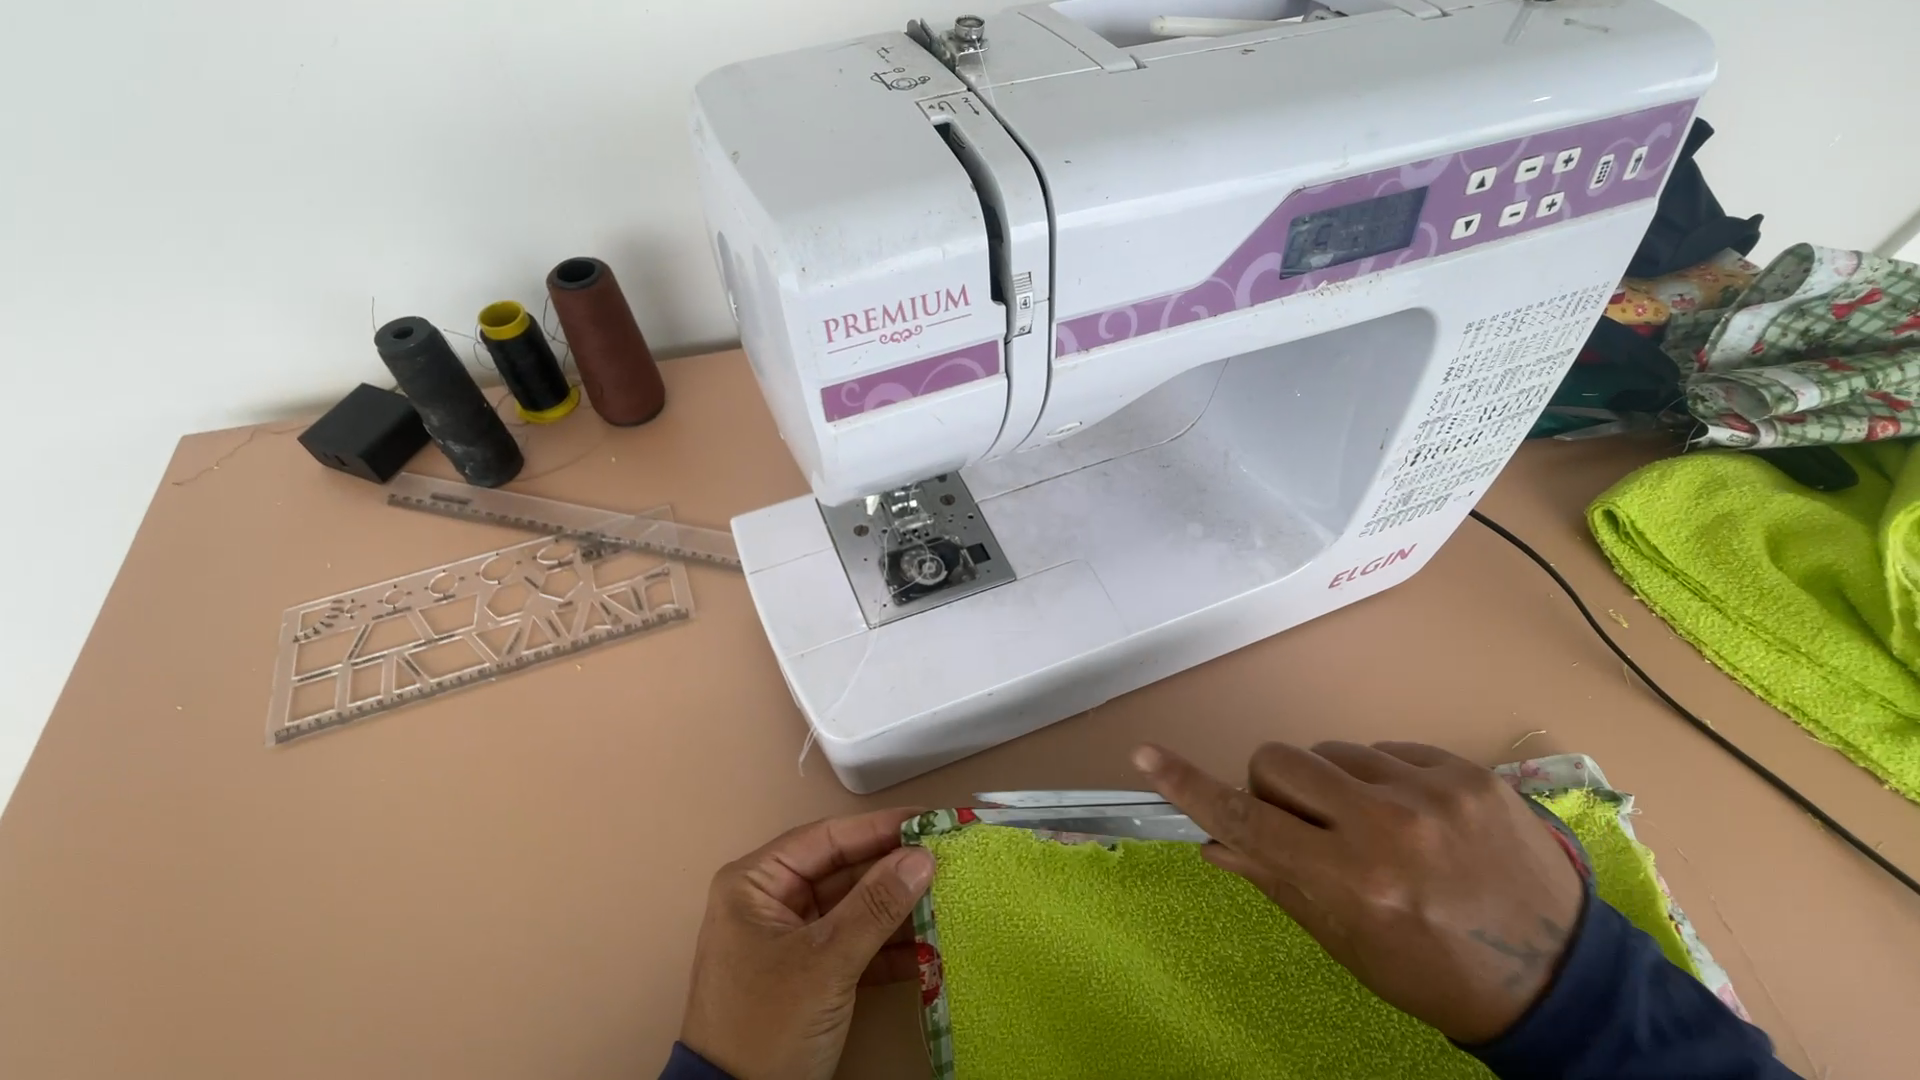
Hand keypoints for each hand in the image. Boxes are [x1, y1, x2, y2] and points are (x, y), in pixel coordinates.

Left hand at [680, 808, 934, 1079]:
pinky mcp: (809, 974)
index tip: (929, 818)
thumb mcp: (825, 963)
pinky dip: (889, 947)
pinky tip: (930, 947)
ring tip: (948, 898)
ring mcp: (790, 939)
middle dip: (894, 869)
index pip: (827, 838)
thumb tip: (923, 856)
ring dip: (898, 909)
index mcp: (756, 883)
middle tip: (947, 857)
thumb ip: (876, 906)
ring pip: (854, 908)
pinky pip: (855, 944)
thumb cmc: (767, 1025)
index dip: (880, 826)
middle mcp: (771, 901)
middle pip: (844, 871)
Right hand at [1134, 741, 1584, 1044]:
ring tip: (1373, 826)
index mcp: (1353, 880)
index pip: (1248, 819)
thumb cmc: (1434, 972)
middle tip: (1306, 825)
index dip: (1191, 786)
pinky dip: (1380, 778)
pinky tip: (1414, 816)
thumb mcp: (1347, 942)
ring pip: (1330, 752)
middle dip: (1275, 788)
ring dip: (1332, 784)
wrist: (1562, 980)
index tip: (1147, 755)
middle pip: (1279, 761)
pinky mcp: (1468, 772)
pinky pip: (1385, 750)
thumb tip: (1214, 841)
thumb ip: (1276, 879)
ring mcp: (1433, 792)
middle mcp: (1388, 826)